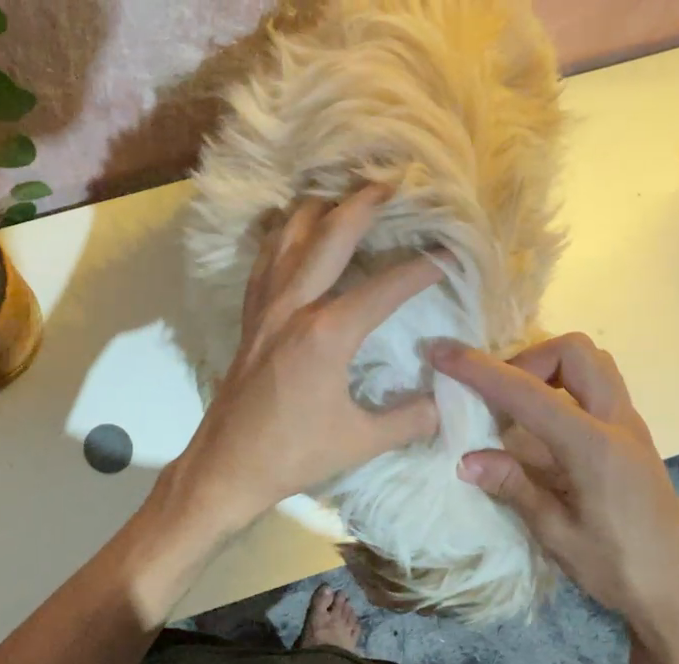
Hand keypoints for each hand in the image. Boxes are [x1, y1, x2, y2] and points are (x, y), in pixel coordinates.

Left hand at [161, 185, 442, 530]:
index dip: (424, 269)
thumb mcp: (361, 441)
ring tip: (344, 192)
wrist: (225, 468)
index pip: (387, 287)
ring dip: (319, 208)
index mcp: (326, 334)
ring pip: (289, 237)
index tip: (452, 255)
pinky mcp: (248, 320)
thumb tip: (447, 402)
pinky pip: (265, 262)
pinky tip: (291, 232)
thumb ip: (410, 419)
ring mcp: (265, 309)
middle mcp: (293, 307)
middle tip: (395, 180)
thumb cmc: (293, 456)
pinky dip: (282, 237)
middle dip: (366, 203)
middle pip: (331, 235)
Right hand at [431, 335, 678, 654]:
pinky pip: (597, 392)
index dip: (479, 370)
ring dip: (548, 372)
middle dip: (526, 361)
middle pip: (573, 352)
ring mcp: (630, 429)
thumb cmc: (618, 570)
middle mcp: (617, 424)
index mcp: (594, 447)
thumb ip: (515, 488)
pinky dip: (563, 392)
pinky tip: (539, 435)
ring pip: (592, 365)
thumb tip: (467, 459)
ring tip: (515, 412)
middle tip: (496, 400)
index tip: (441, 352)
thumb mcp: (557, 534)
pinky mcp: (632, 441)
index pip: (527, 393)